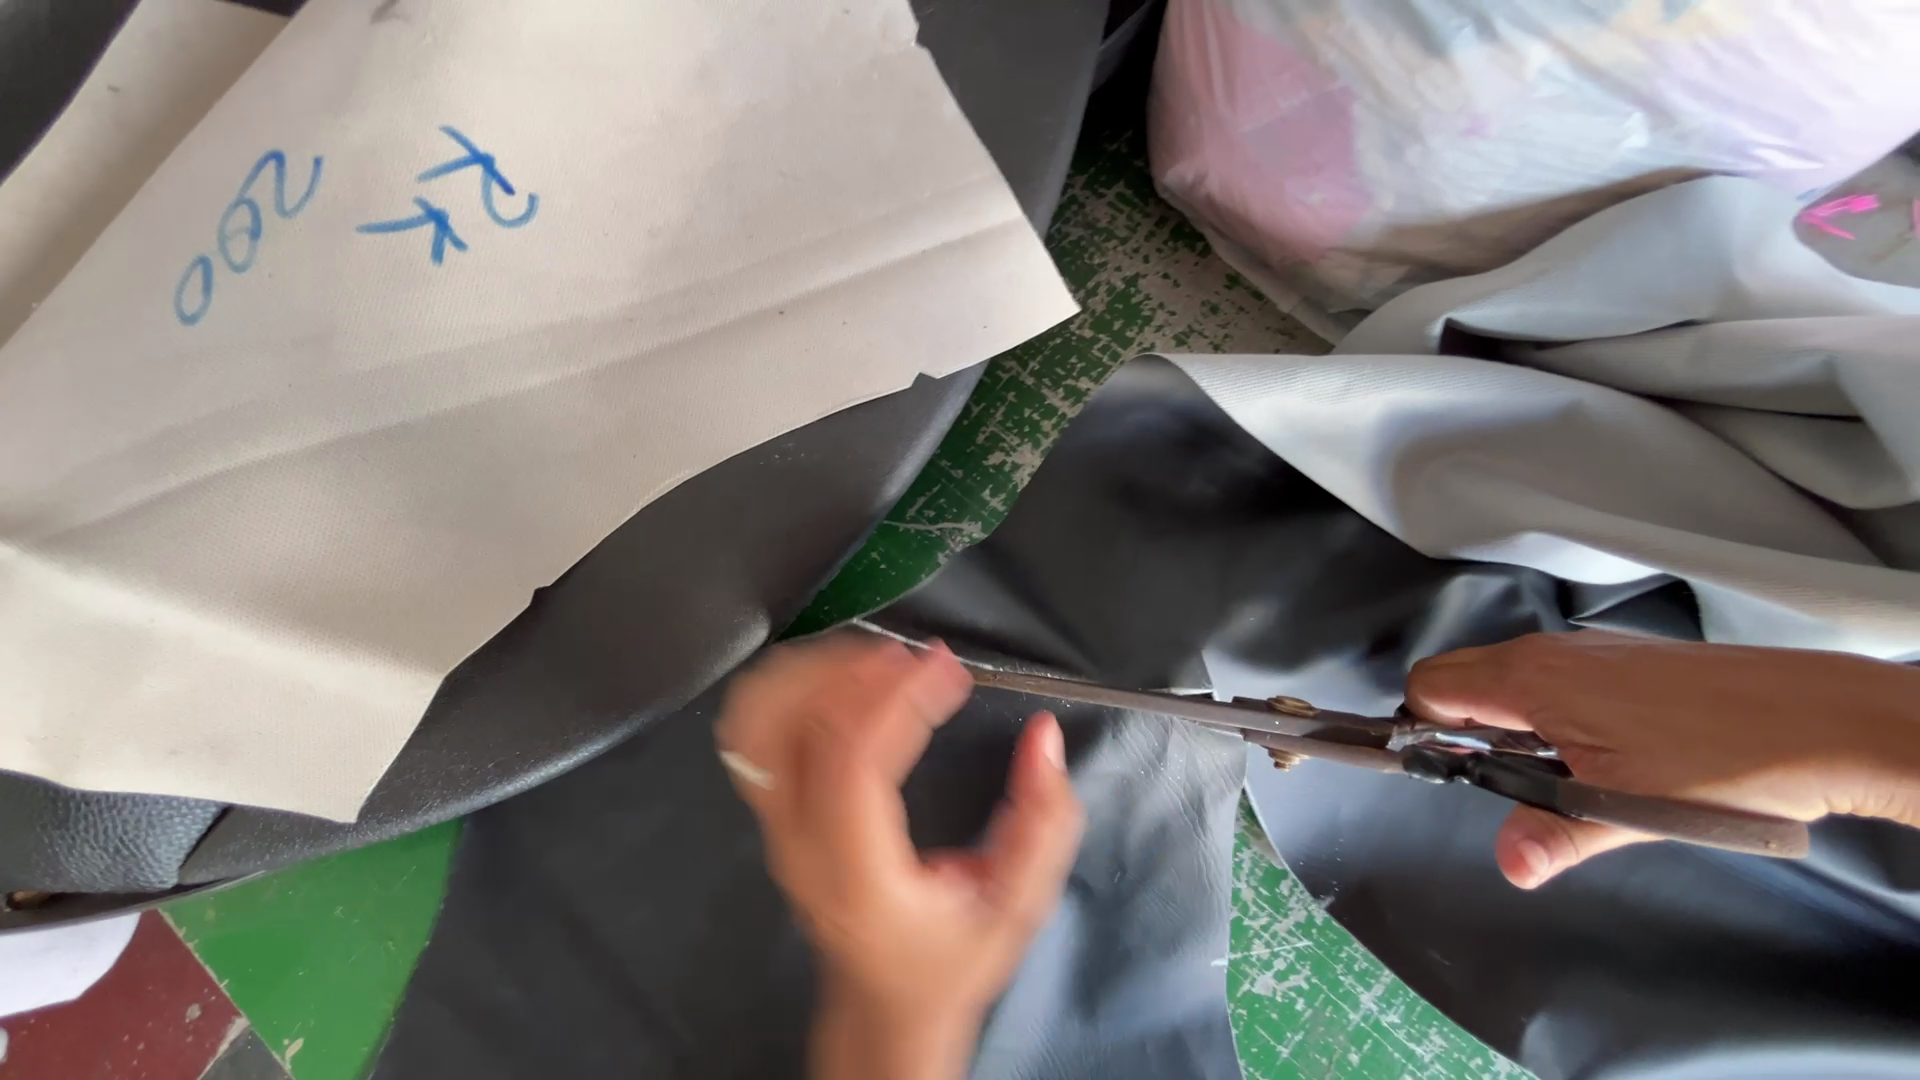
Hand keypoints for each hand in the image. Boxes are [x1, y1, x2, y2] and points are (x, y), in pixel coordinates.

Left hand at [716, 634, 1084, 1079]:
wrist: (884, 1007)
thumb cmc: (947, 961)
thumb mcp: (1017, 907)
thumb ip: (1043, 823)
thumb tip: (1043, 738)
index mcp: (857, 872)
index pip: (855, 759)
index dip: (900, 698)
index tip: (947, 669)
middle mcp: (801, 845)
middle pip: (798, 725)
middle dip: (859, 671)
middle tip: (914, 659)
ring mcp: (775, 827)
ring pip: (764, 718)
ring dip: (819, 671)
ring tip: (878, 660)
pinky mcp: (772, 813)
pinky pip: (755, 731)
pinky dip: (790, 686)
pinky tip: (835, 676)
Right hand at [1406, 632, 1919, 888]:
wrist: (1833, 719)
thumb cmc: (1725, 762)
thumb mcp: (1630, 809)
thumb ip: (1554, 834)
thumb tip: (1509, 868)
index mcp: (1527, 681)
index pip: (1428, 686)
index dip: (1427, 727)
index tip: (1460, 765)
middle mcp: (1540, 650)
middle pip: (1452, 673)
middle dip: (1456, 719)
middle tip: (1505, 768)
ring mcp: (1577, 644)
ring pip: (1494, 670)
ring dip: (1499, 711)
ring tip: (1558, 759)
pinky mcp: (1610, 649)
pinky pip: (1537, 667)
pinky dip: (1537, 698)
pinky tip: (1598, 738)